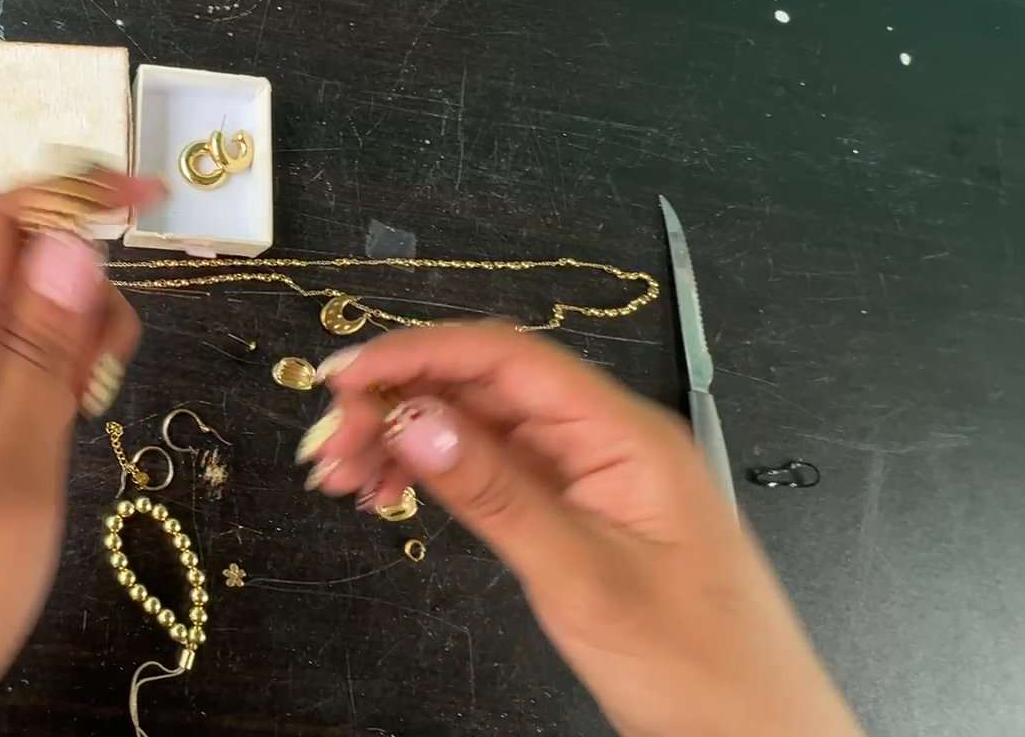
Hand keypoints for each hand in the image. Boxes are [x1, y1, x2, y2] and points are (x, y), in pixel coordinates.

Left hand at [0, 176, 162, 736]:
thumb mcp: (10, 467)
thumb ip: (41, 351)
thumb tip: (70, 245)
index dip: (70, 194)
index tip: (146, 196)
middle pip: (9, 269)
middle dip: (76, 288)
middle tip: (107, 365)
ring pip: (9, 322)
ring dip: (63, 341)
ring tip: (80, 411)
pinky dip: (39, 378)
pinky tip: (52, 429)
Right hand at [300, 324, 862, 736]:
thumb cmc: (694, 671)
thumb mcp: (584, 579)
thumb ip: (492, 491)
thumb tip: (408, 419)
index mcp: (618, 430)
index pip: (502, 357)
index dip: (416, 353)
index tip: (344, 378)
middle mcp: (588, 432)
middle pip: (471, 385)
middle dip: (392, 403)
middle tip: (330, 445)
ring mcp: (569, 465)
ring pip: (462, 422)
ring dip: (395, 439)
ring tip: (340, 476)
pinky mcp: (552, 498)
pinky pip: (471, 463)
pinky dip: (419, 471)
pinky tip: (380, 491)